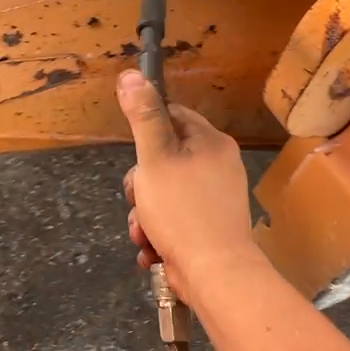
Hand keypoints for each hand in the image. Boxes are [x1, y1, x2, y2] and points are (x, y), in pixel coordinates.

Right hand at [117, 69, 260, 301]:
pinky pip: (173, 220)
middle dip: (141, 185)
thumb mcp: (154, 158)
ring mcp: (214, 200)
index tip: (137, 156)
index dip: (146, 133)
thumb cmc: (183, 211)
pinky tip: (153, 248)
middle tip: (140, 199)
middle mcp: (217, 167)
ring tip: (145, 231)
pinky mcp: (208, 229)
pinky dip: (158, 233)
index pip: (172, 117)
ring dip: (144, 214)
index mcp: (211, 143)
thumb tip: (131, 75)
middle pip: (162, 160)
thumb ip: (143, 117)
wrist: (215, 275)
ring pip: (162, 194)